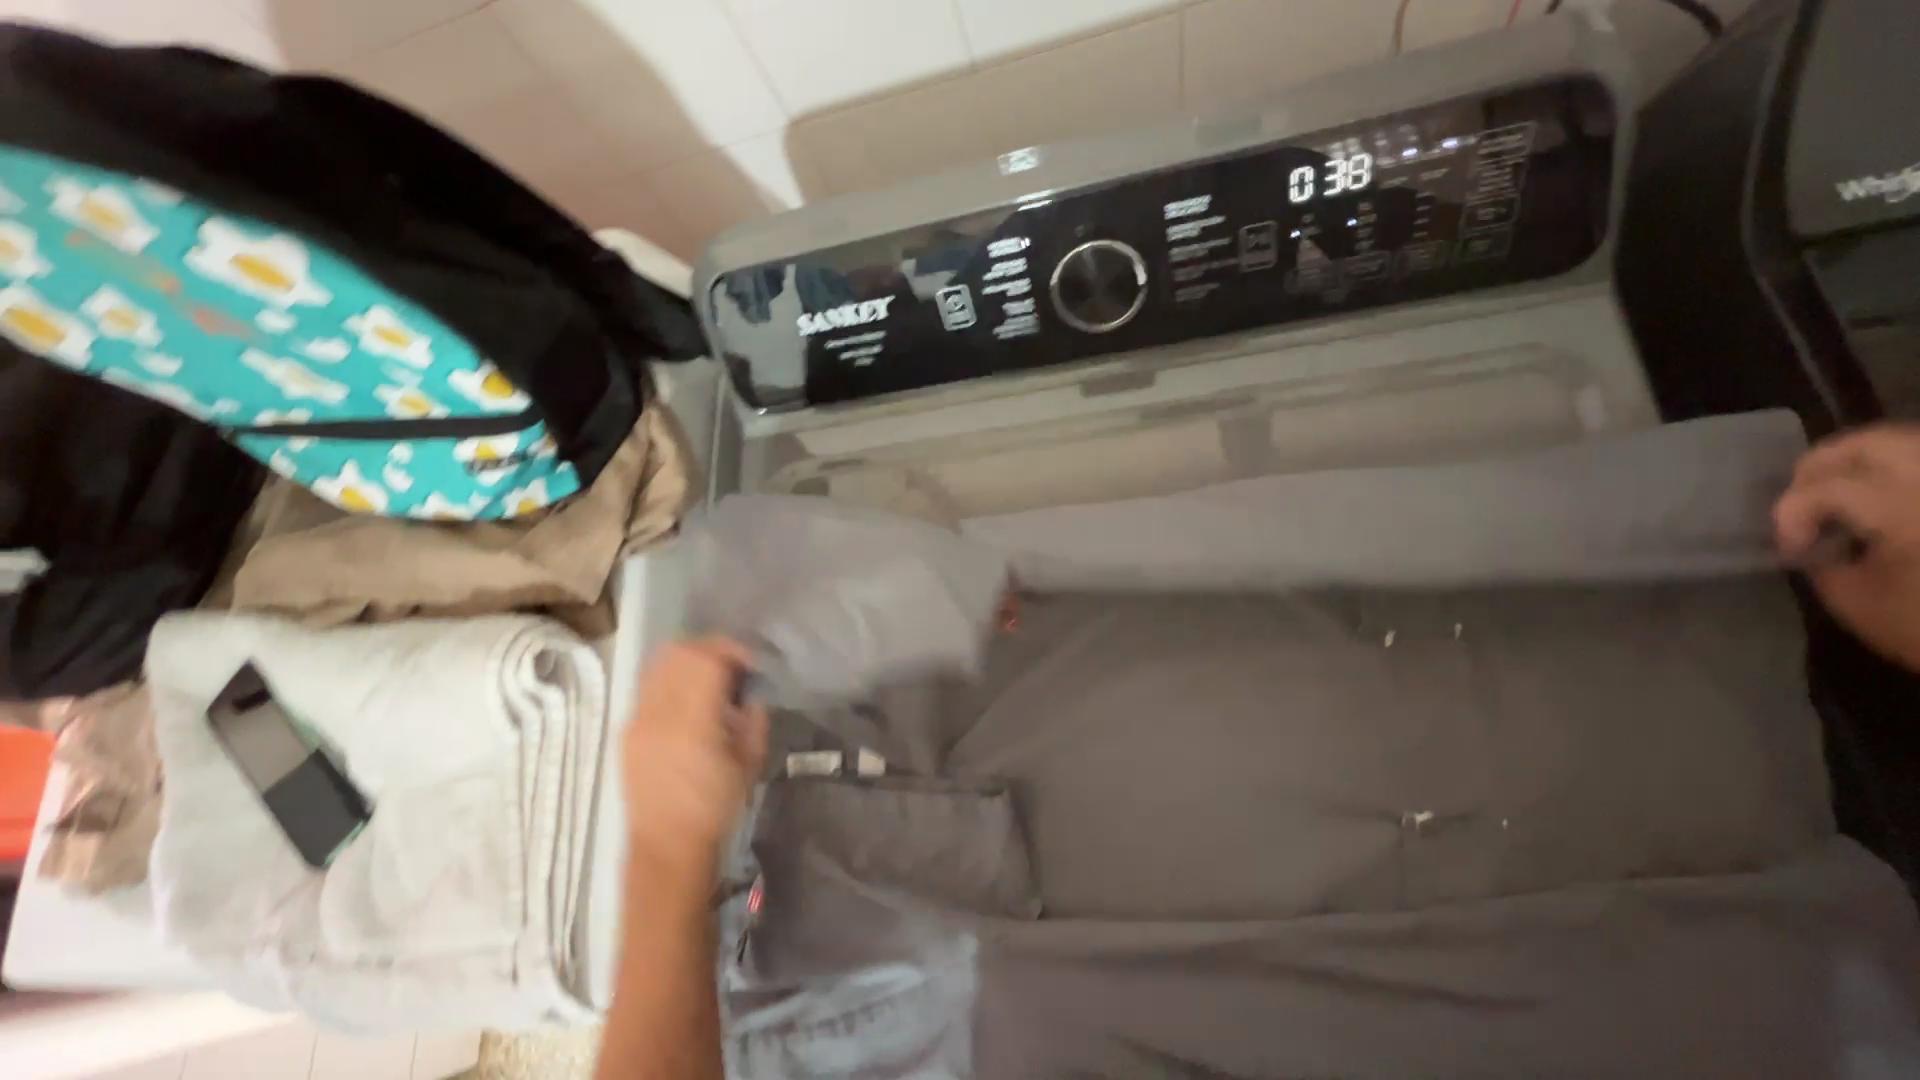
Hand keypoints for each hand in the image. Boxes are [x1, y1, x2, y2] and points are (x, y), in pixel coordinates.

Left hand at [622, 639, 767, 879]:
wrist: (667, 847)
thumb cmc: (716, 809)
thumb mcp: (750, 764)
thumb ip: (754, 721)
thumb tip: (749, 697)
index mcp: (694, 722)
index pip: (707, 660)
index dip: (731, 650)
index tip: (749, 663)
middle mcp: (659, 714)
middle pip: (678, 653)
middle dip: (709, 649)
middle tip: (730, 666)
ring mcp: (637, 721)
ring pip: (658, 665)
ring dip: (686, 661)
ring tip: (707, 679)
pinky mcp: (626, 732)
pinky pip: (647, 688)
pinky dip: (669, 681)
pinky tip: (686, 702)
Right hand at [1775, 423, 1919, 671]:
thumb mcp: (1858, 603)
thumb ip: (1822, 560)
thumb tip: (1810, 536)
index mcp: (1909, 515)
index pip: (1827, 488)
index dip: (1792, 513)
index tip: (1792, 547)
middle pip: (1872, 443)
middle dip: (1822, 466)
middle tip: (1804, 500)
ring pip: (1910, 447)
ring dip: (1864, 467)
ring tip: (1844, 501)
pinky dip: (1900, 477)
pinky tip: (1887, 507)